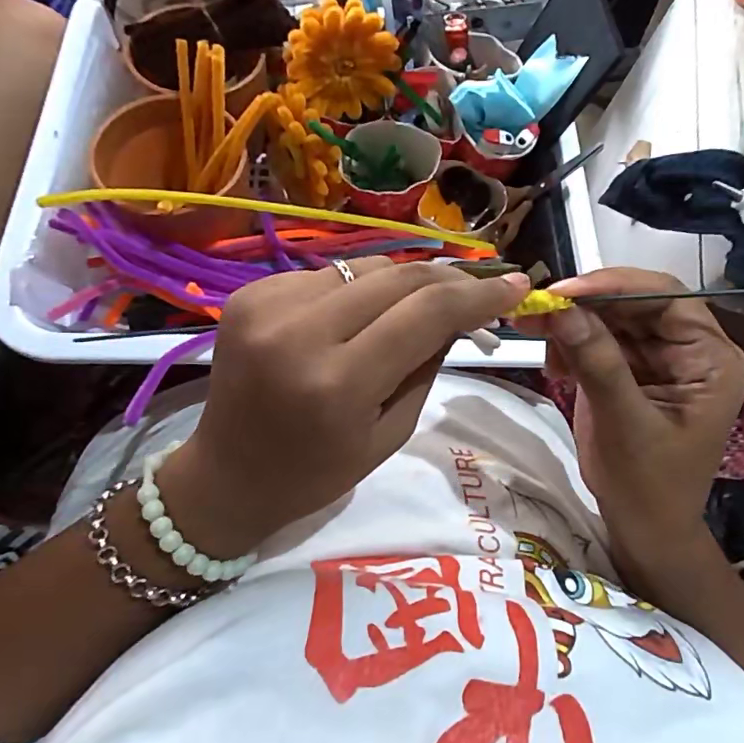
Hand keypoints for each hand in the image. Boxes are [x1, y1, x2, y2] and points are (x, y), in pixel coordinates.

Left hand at [162, 259, 529, 556]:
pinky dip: (360, 290)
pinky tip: (364, 315)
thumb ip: (428, 364)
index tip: (515, 287)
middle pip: (400, 277)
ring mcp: (266, 305)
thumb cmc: (318, 471)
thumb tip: (460, 311)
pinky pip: (329, 276)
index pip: (427, 312)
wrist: (227, 474)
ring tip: (425, 303)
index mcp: (337, 384)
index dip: (478, 294)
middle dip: (450, 279)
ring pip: (366, 268)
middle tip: (481, 288)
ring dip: (406, 281)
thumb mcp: (390, 432)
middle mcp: (298, 332)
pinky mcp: (249, 293)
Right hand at [514, 269, 743, 538]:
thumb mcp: (623, 422)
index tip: (563, 292)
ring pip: (615, 320)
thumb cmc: (647, 486)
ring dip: (574, 324)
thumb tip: (561, 307)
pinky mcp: (636, 372)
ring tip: (536, 334)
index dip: (614, 287)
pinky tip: (555, 365)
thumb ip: (596, 361)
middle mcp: (693, 351)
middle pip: (637, 304)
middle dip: (586, 305)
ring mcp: (663, 360)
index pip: (666, 299)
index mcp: (712, 359)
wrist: (645, 530)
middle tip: (536, 310)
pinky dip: (574, 345)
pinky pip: (603, 342)